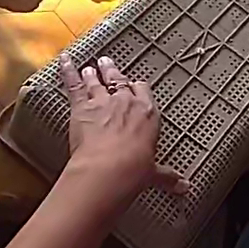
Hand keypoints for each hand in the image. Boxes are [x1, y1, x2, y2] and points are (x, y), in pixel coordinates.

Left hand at [57, 53, 189, 202]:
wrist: (110, 168)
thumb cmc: (134, 170)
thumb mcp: (153, 173)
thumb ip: (167, 176)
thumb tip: (183, 186)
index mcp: (147, 113)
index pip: (144, 92)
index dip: (137, 89)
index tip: (135, 87)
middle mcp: (126, 102)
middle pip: (119, 81)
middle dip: (114, 72)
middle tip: (109, 64)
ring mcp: (103, 101)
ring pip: (98, 81)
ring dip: (94, 73)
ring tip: (92, 66)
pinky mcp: (81, 106)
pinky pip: (74, 84)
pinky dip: (68, 71)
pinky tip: (65, 60)